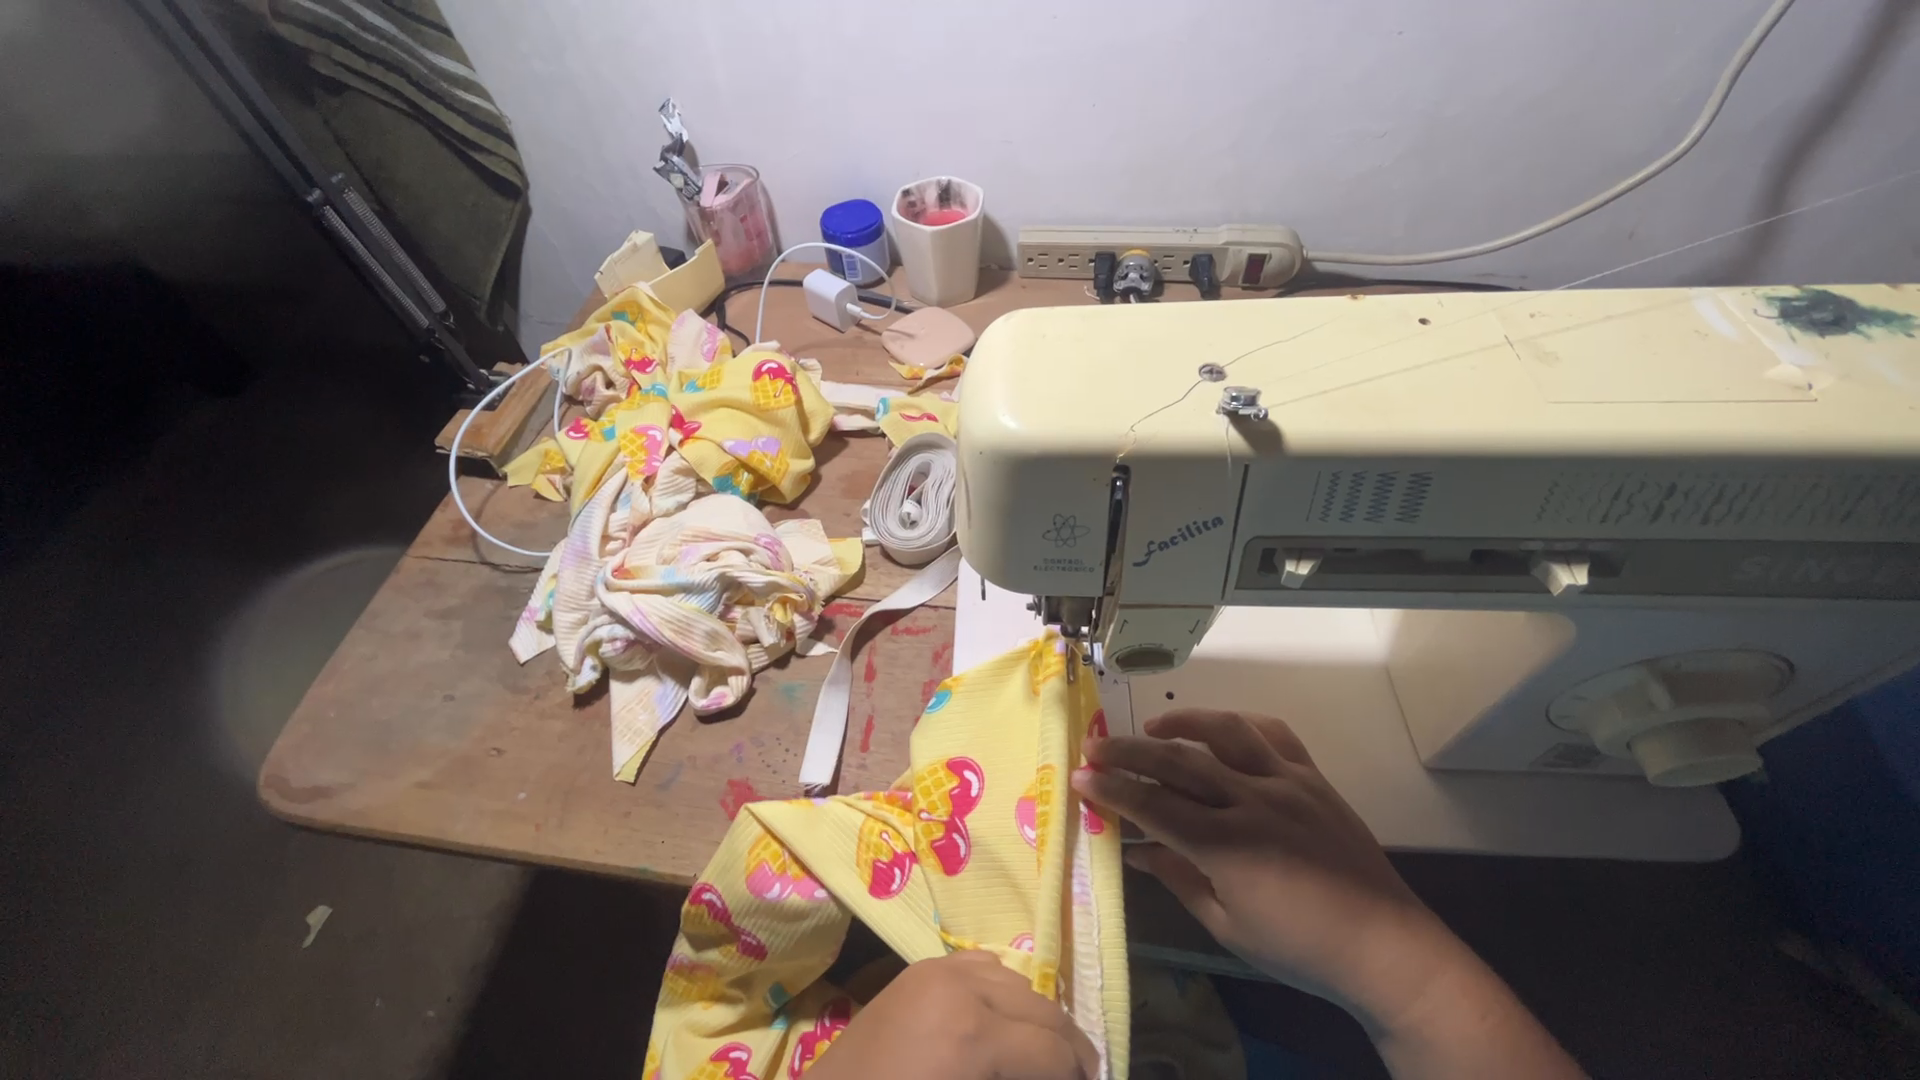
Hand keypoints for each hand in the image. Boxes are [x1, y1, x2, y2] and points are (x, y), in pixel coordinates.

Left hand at [808, 950, 1097, 1079]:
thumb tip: (1065, 1076)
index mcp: (973, 1035)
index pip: (1052, 1052)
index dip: (1077, 1076)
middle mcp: (960, 987)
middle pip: (1042, 1009)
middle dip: (1067, 1048)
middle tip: (1079, 1076)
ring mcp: (937, 971)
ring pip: (1016, 981)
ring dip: (1036, 1019)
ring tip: (1044, 1057)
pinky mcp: (920, 970)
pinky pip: (980, 966)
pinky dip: (1002, 991)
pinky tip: (1003, 1023)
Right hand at [1071, 709, 1455, 1029]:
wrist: (1387, 947)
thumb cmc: (1299, 948)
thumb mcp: (1227, 925)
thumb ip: (1179, 878)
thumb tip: (1137, 851)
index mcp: (1228, 846)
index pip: (1154, 806)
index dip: (1113, 791)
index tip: (1080, 779)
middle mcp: (1253, 802)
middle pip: (1178, 762)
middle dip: (1129, 751)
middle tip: (1094, 746)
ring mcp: (1287, 784)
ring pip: (1226, 733)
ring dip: (1183, 722)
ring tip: (1154, 726)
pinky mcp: (1313, 779)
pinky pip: (1274, 735)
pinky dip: (1240, 725)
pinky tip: (1220, 731)